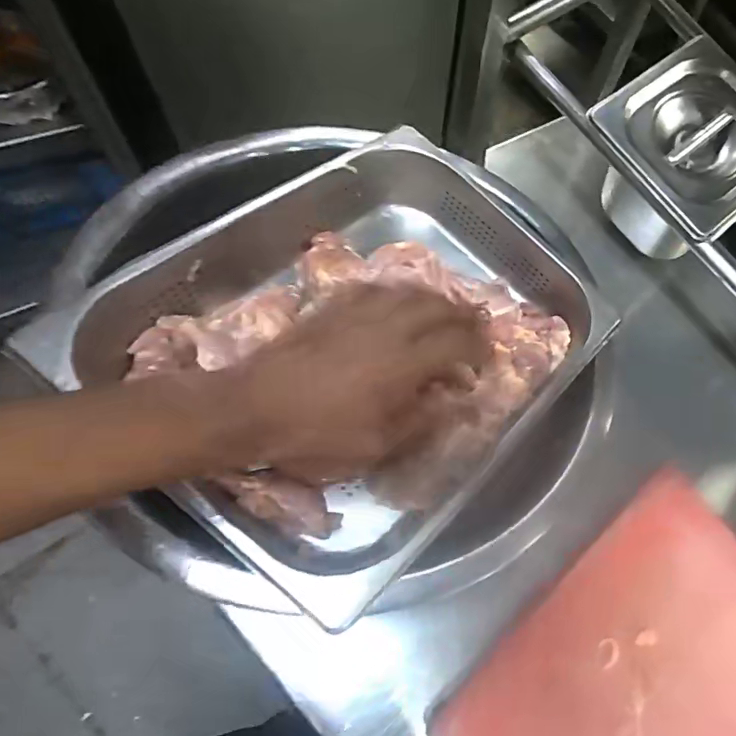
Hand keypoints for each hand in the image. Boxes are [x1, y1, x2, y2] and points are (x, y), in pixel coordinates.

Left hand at [210, 284, 487, 474]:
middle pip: (439, 307)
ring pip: (409, 292)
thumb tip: (452, 400)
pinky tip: (399, 302)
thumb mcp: (377, 446)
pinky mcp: (332, 309)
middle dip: (465, 316)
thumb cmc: (316, 436)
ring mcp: (358, 314)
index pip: (457, 341)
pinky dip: (398, 293)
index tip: (486, 358)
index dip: (479, 347)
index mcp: (404, 363)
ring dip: (436, 299)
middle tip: (477, 328)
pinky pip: (376, 289)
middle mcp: (388, 328)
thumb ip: (421, 420)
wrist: (248, 410)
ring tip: (447, 310)